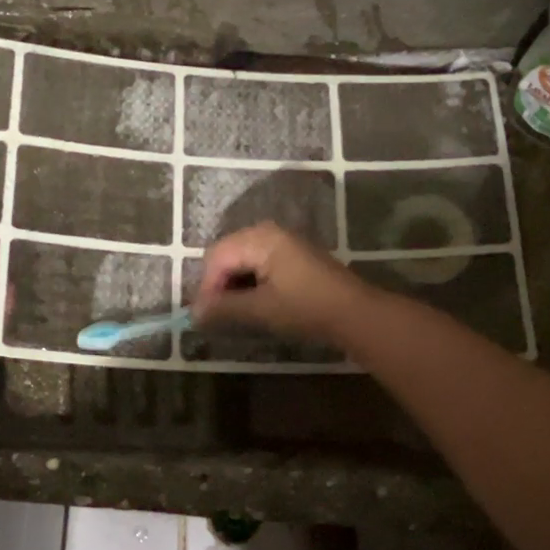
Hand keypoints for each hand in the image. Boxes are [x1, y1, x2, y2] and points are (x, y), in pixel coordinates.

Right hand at [192, 222, 376, 342]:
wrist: (356, 315)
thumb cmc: (306, 308)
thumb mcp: (260, 310)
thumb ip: (224, 308)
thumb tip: (193, 314)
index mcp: (259, 238)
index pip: (217, 257)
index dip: (206, 287)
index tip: (204, 317)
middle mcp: (268, 233)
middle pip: (227, 255)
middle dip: (218, 285)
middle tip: (216, 315)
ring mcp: (282, 243)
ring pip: (242, 261)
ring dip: (233, 286)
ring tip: (233, 313)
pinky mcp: (292, 257)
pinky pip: (258, 264)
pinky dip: (249, 284)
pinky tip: (253, 305)